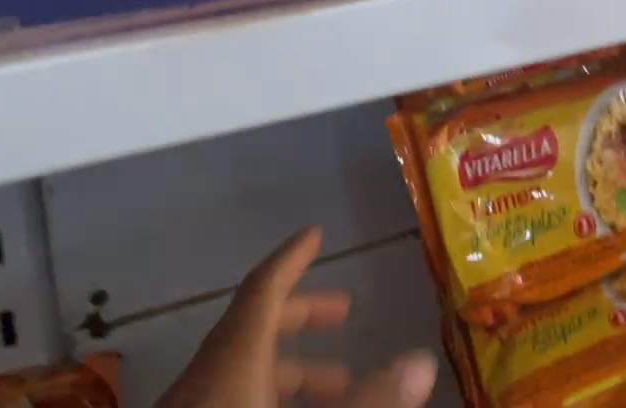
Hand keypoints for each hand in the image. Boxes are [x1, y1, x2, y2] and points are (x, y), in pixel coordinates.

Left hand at [156, 227, 438, 407]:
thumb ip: (368, 400)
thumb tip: (421, 362)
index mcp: (231, 364)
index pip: (262, 290)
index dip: (291, 259)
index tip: (315, 234)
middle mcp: (204, 381)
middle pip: (252, 327)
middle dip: (302, 314)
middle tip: (345, 311)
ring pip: (239, 371)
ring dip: (290, 366)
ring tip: (339, 384)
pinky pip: (226, 398)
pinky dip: (265, 394)